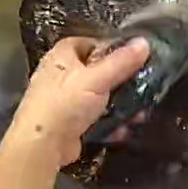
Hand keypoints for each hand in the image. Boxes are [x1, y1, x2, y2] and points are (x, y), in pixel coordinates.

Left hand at [3, 36, 151, 168]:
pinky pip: (95, 118)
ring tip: (140, 111)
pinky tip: (125, 128)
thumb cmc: (66, 103)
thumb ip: (122, 61)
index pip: (88, 43)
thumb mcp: (98, 78)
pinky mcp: (69, 123)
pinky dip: (110, 122)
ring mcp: (64, 101)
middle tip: (141, 84)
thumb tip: (145, 42)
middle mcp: (61, 76)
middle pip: (96, 71)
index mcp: (62, 56)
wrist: (42, 146)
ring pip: (98, 97)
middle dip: (119, 80)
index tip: (131, 56)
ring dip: (119, 104)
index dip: (109, 48)